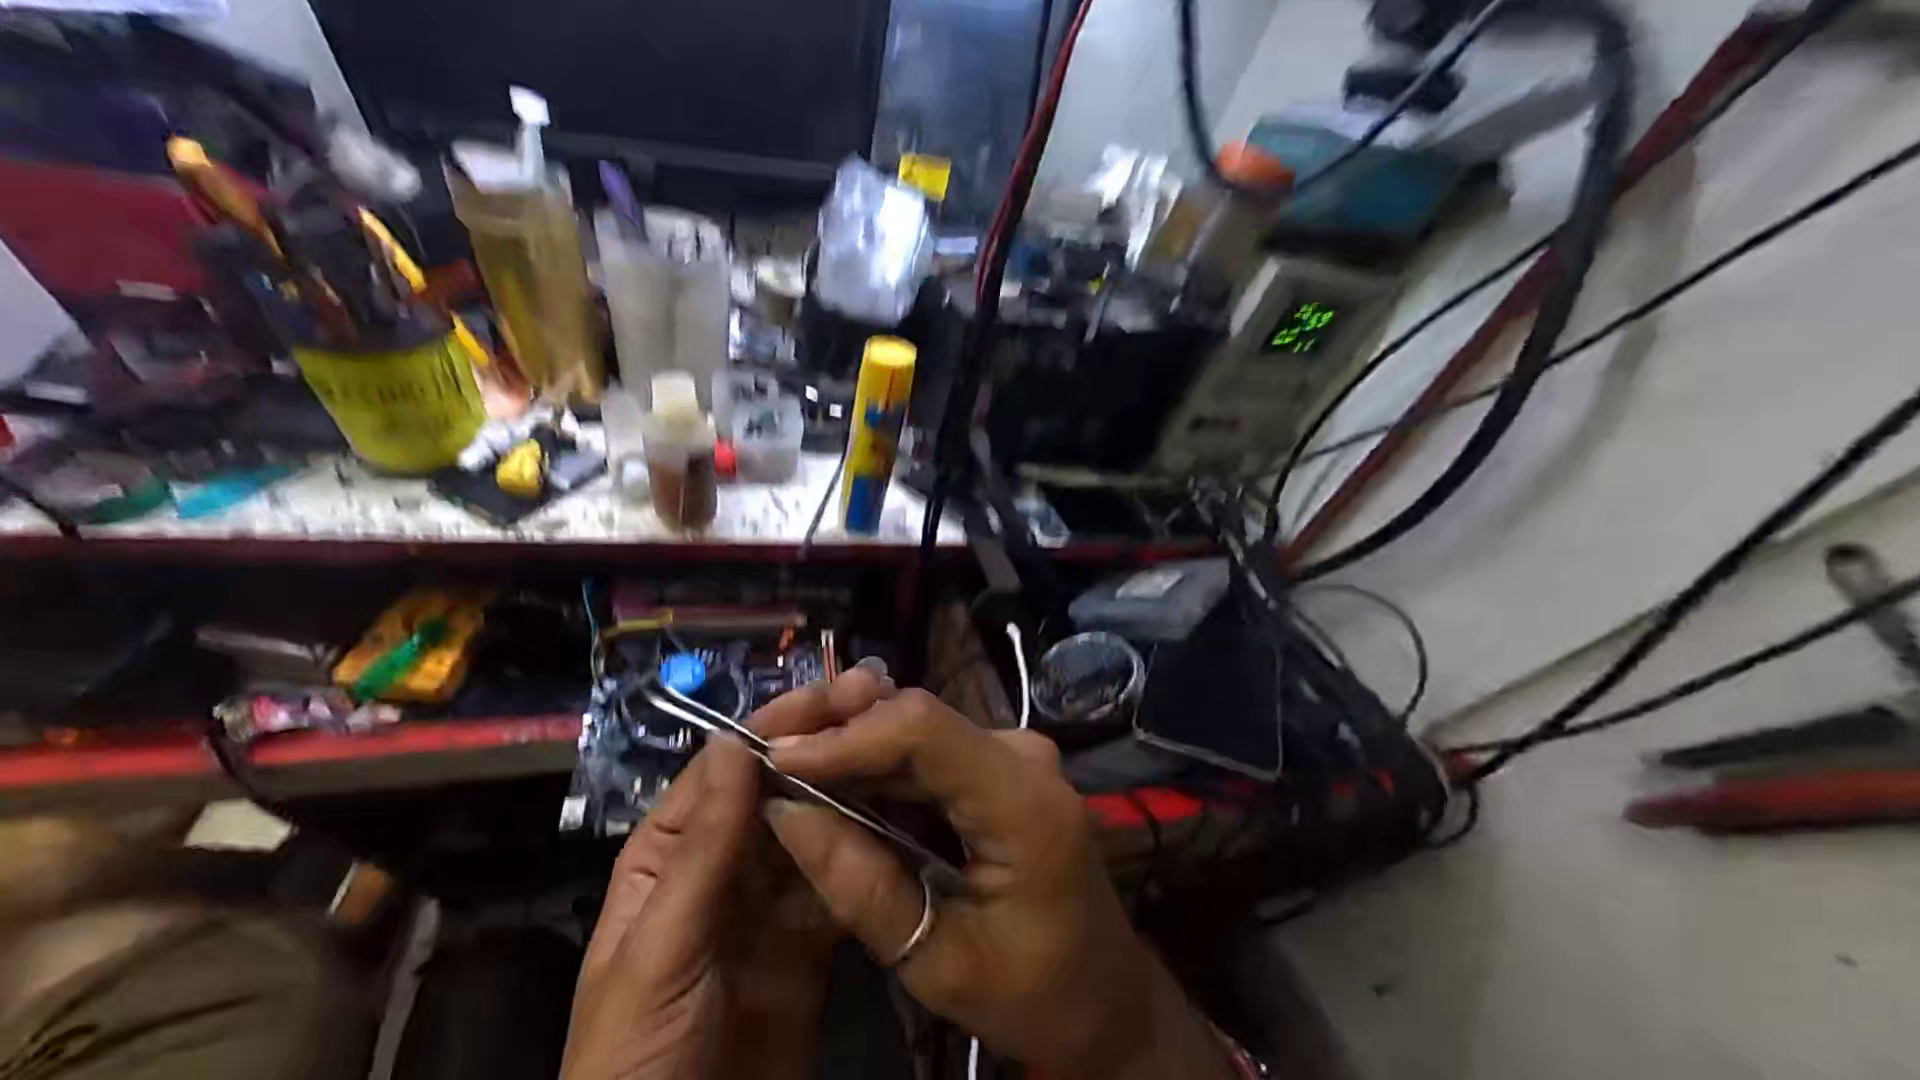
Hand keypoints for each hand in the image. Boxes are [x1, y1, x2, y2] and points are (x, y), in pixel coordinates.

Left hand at [561, 668, 893, 1079]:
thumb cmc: (635, 1056)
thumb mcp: (659, 950)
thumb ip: (701, 850)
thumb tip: (734, 744)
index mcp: (670, 854)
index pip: (728, 771)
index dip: (779, 727)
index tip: (833, 691)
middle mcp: (724, 864)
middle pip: (780, 790)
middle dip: (826, 745)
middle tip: (879, 702)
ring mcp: (770, 902)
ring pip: (817, 829)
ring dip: (855, 787)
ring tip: (903, 745)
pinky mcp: (809, 941)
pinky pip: (842, 884)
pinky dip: (871, 853)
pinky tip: (907, 819)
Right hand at [764, 689, 1239, 1079]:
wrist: (1104, 994)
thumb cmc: (1032, 992)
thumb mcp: (937, 962)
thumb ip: (861, 887)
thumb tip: (785, 811)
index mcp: (1024, 802)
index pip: (924, 729)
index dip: (846, 735)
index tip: (778, 759)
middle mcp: (1023, 756)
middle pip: (916, 719)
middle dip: (838, 735)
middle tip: (767, 761)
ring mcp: (1014, 756)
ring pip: (917, 730)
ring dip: (852, 749)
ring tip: (788, 772)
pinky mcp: (1000, 766)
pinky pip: (929, 751)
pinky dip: (879, 768)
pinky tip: (835, 785)